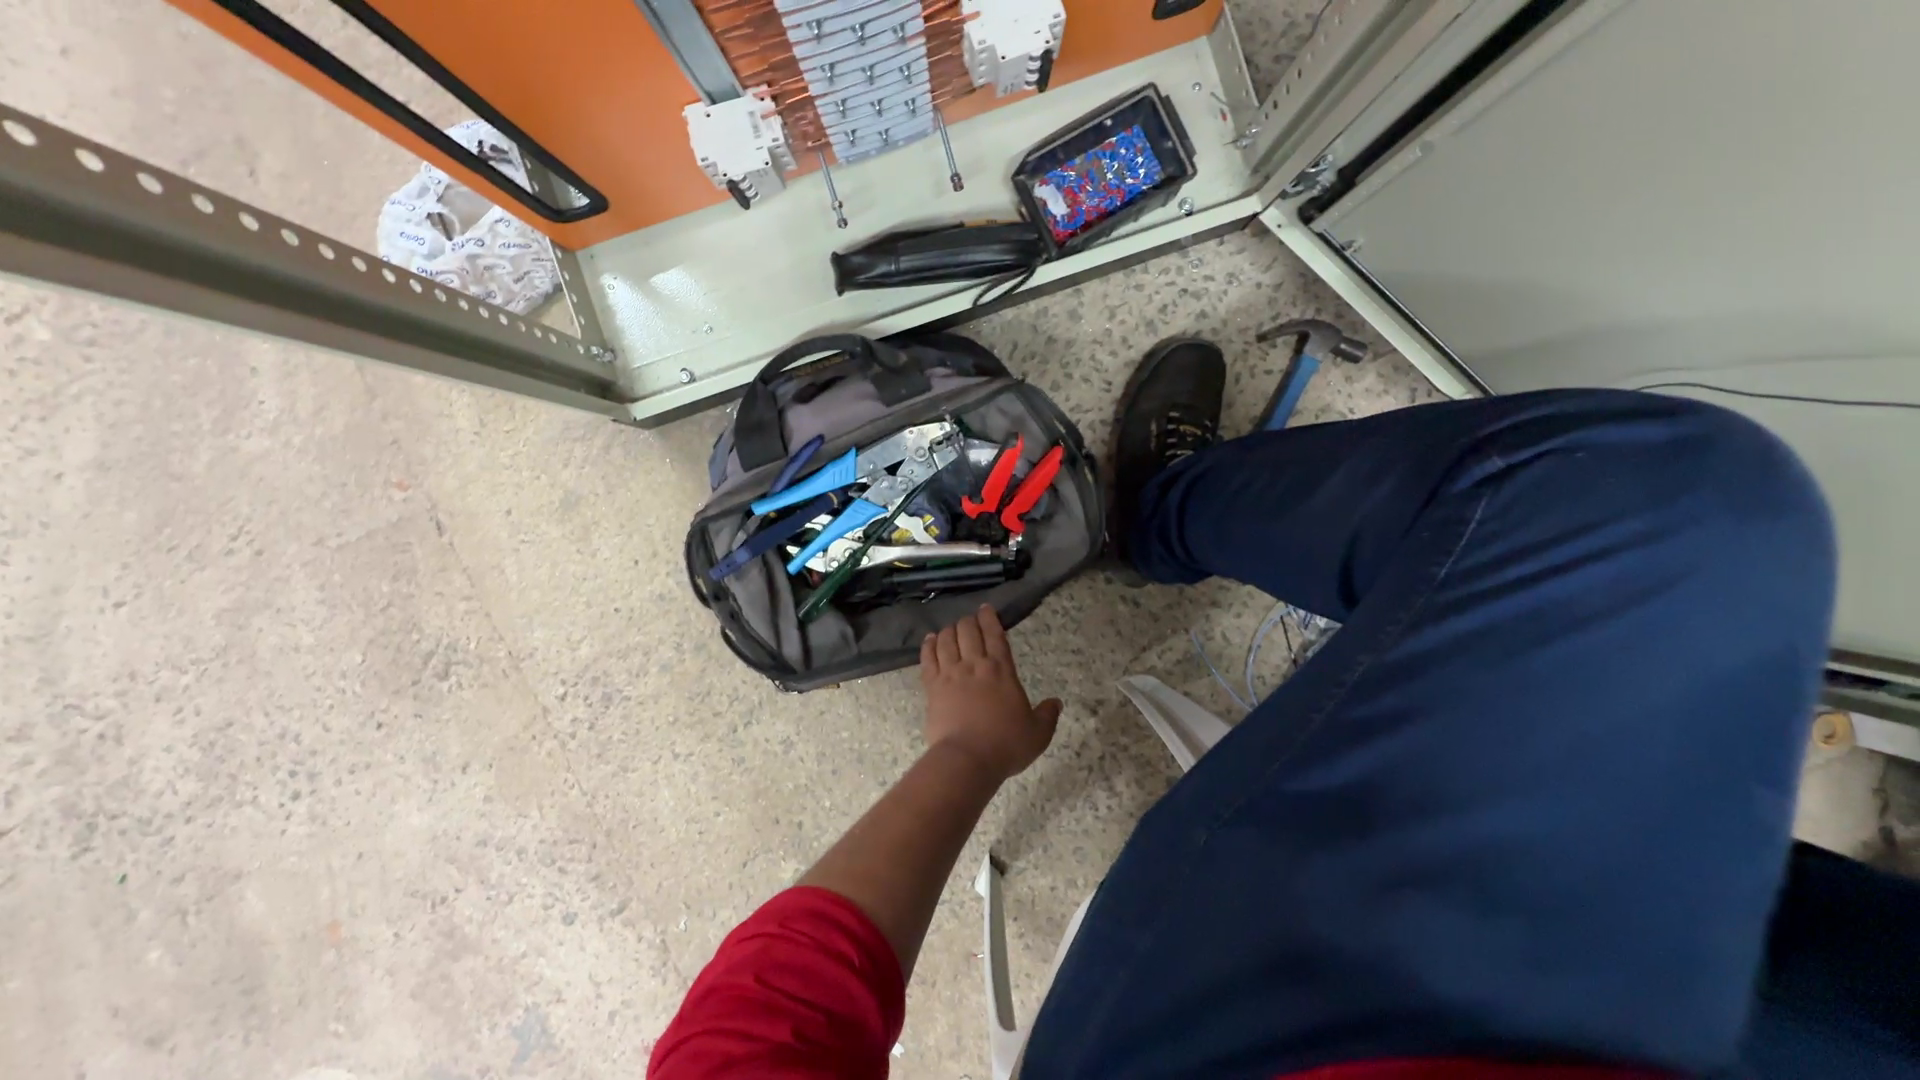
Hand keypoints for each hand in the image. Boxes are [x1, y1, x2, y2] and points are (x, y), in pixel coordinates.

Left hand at [920, 605, 1062, 781]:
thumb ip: (1047, 715)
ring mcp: (950, 674)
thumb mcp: (1038, 733)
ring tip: (951, 628)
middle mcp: (974, 665)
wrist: (967, 759)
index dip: (990, 618)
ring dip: (949, 630)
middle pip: (967, 631)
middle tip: (969, 620)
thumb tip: (1056, 703)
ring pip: (946, 640)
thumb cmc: (1006, 745)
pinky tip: (930, 640)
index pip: (995, 634)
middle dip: (968, 621)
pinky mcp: (932, 687)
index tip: (986, 608)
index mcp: (1002, 670)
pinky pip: (928, 658)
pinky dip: (928, 645)